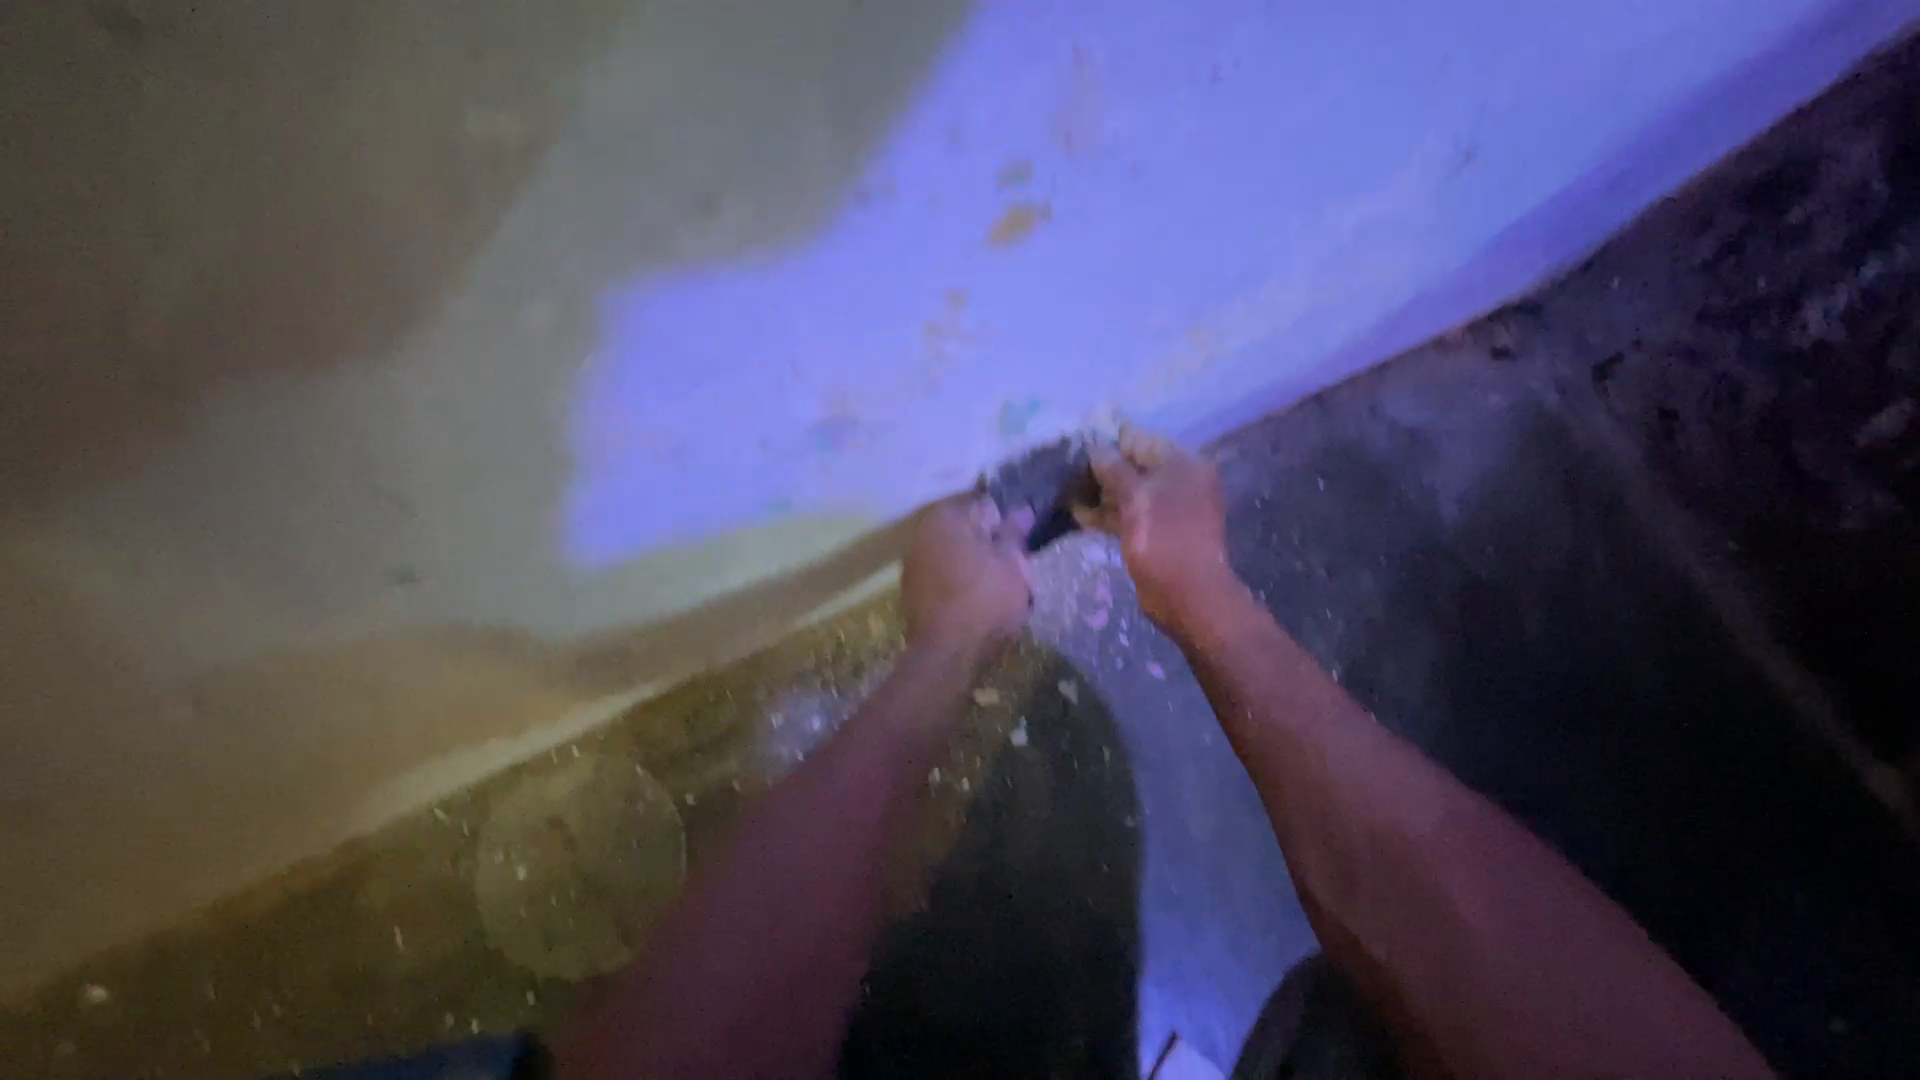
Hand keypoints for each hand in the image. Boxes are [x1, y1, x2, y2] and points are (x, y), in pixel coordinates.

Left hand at [901, 495, 1033, 658]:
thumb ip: (1014, 533)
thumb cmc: (986, 601)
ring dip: (974, 563)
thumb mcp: (1012, 564)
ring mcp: (913, 564)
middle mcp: (922, 533)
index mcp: (946, 518)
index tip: (1023, 540)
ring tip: (998, 587)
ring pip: (954, 554)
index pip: (983, 504)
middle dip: (989, 543)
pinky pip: (943, 576)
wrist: (948, 655)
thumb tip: (1023, 510)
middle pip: (966, 530)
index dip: (1006, 521)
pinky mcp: (912, 591)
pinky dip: (959, 582)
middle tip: (1015, 566)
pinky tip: (976, 601)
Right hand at [1078, 428, 1236, 630]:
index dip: (1108, 443)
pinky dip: (1107, 514)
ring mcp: (1168, 508)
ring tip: (1065, 494)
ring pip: (1128, 492)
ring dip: (1100, 494)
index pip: (1140, 440)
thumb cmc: (1164, 539)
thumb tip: (1096, 449)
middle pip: (1134, 465)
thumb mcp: (1136, 499)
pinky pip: (1129, 514)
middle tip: (1066, 474)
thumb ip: (1114, 470)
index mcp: (1183, 463)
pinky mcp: (1156, 531)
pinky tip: (1078, 515)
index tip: (1076, 449)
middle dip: (1101, 470)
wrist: (1188, 595)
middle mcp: (1178, 480)